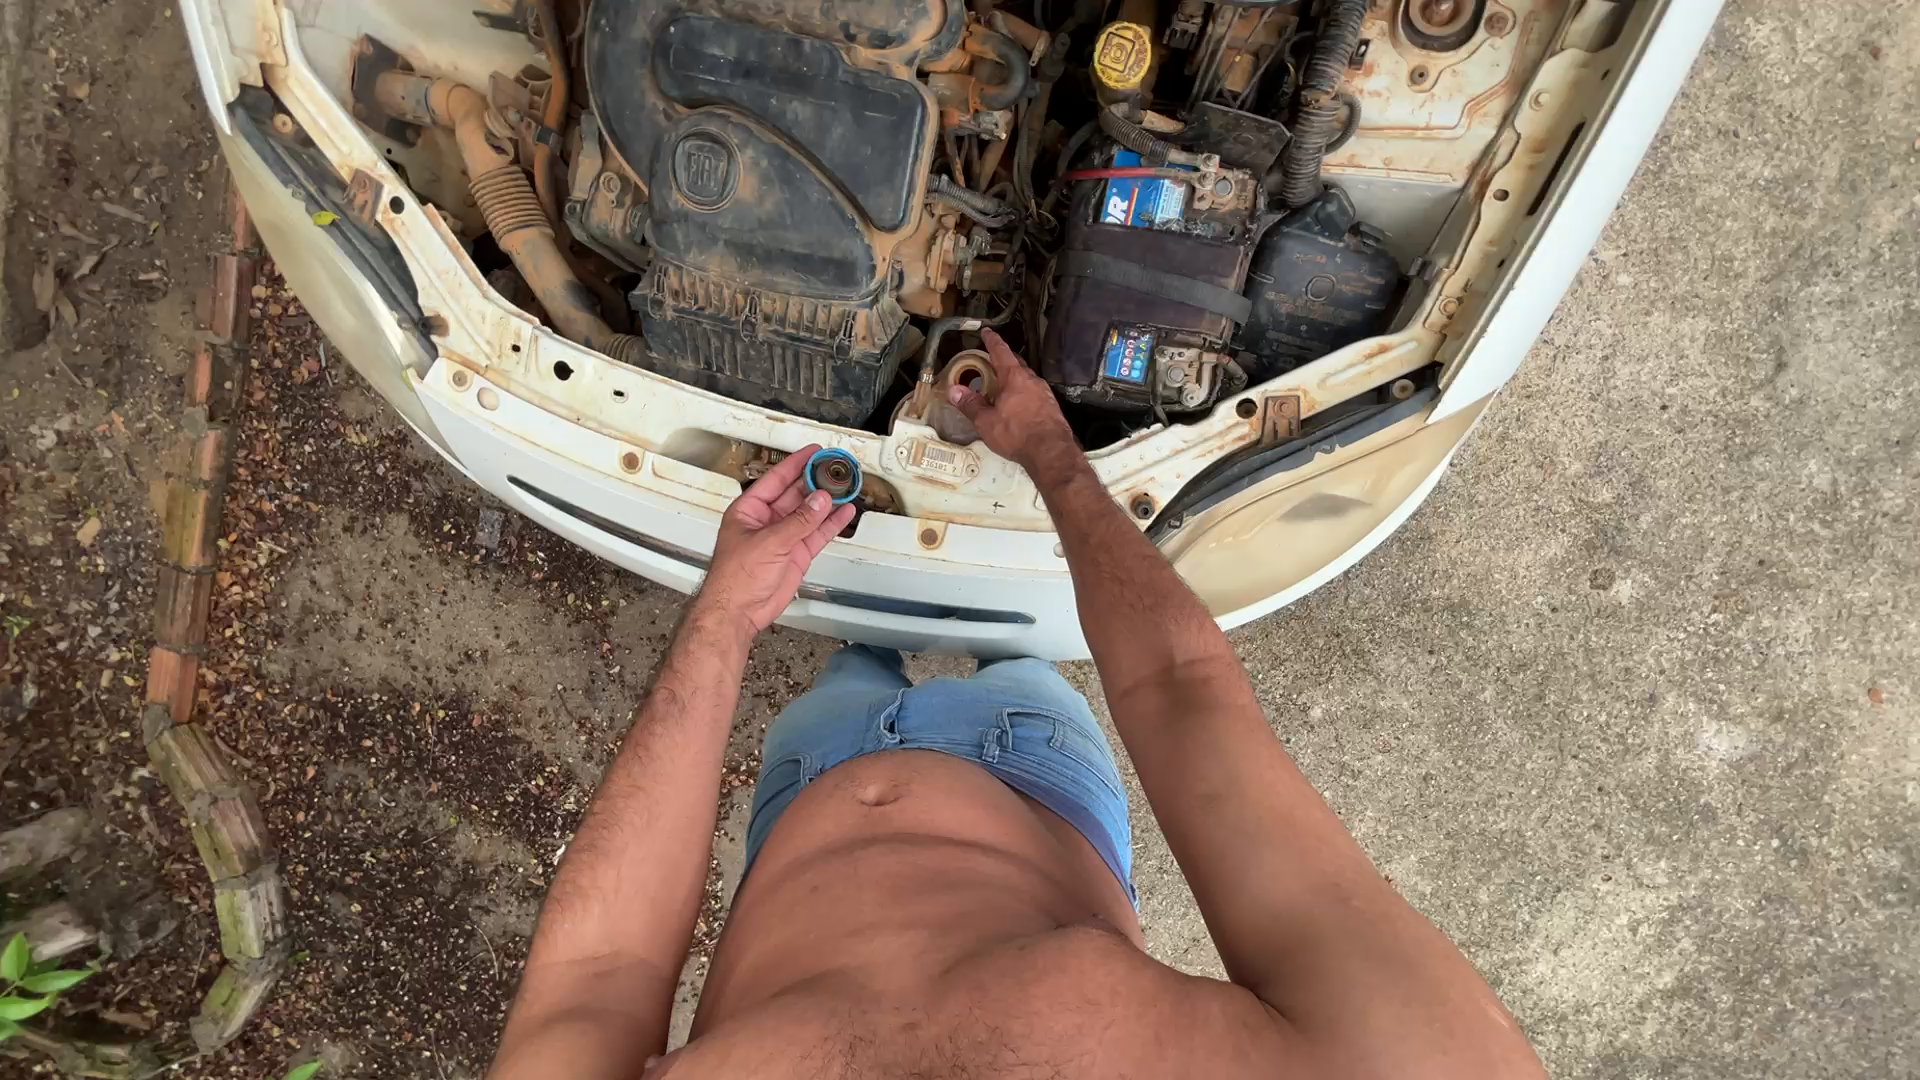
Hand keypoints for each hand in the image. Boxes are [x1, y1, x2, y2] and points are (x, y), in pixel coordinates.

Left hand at [696, 443, 857, 641]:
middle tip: (836, 468)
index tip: (814, 452)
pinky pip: (818, 533)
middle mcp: (767, 520)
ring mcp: (783, 537)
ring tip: (846, 487)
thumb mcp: (768, 543)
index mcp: (750, 510)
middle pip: (797, 493)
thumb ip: (798, 522)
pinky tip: (844, 512)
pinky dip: (832, 523)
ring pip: (810, 513)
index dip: (796, 463)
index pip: (776, 479)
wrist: (738, 611)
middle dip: (816, 481)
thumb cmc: (734, 578)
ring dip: (828, 501)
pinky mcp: (797, 553)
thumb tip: (819, 501)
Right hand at [946, 328, 1081, 480]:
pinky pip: (1034, 394)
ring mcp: (1045, 394)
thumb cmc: (1016, 434)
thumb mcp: (986, 421)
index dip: (993, 341)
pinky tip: (1018, 405)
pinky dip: (1023, 393)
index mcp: (1015, 377)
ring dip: (1014, 379)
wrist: (1051, 452)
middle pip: (1016, 364)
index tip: (987, 332)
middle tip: (992, 361)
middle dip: (1004, 360)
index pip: (1001, 352)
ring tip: (1003, 385)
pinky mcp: (1051, 408)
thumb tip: (954, 390)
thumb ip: (970, 404)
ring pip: (1027, 379)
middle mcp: (1032, 380)